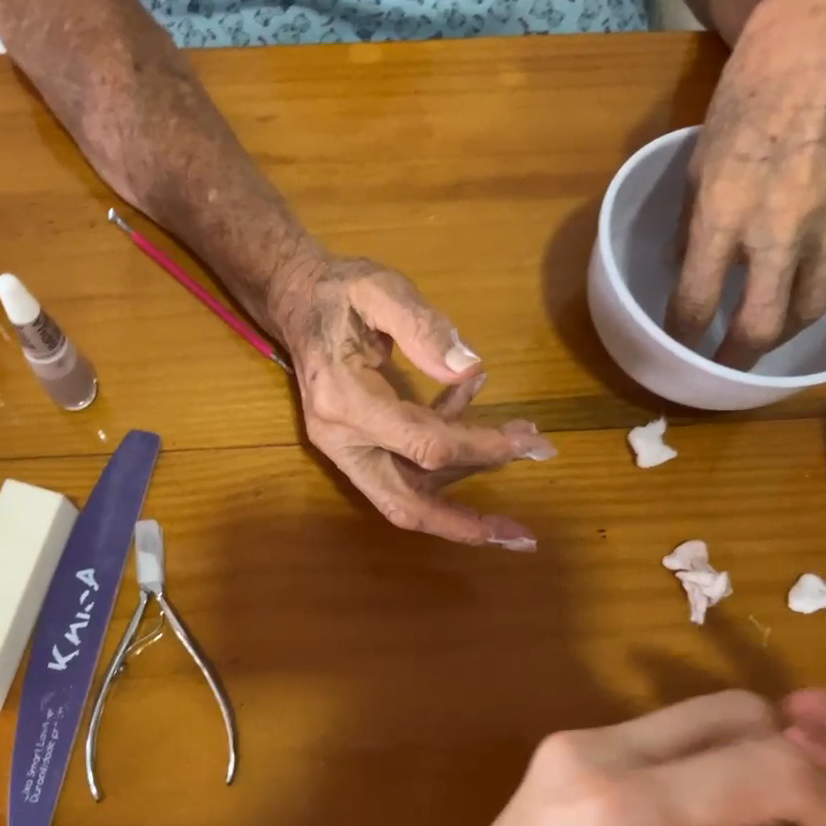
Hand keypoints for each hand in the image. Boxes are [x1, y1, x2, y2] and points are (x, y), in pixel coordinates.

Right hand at [266, 252, 554, 549]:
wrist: (295, 299)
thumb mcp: (379, 289)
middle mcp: (342, 440)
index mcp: (345, 402)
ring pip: (409, 491)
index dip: (480, 448)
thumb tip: (467, 368)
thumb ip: (422, 326)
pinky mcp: (357, 445)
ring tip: (524, 442)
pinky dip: (446, 446)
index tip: (531, 441)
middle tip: (522, 536)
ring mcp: (346, 448)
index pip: (423, 445)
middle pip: (404, 505)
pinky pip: (406, 463)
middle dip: (464, 524)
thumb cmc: (337, 290)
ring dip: (467, 476)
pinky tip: (472, 396)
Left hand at [419, 692, 825, 825]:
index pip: (768, 769)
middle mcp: (599, 751)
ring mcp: (579, 743)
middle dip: (810, 772)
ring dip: (763, 772)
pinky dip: (717, 778)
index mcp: (626, 809)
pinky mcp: (571, 753)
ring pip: (703, 722)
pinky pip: (667, 742)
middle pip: (738, 717)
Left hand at [668, 0, 825, 368]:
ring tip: (757, 345)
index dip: (682, 334)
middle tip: (718, 371)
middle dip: (734, 357)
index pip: (697, 301)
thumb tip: (684, 268)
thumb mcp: (698, 164)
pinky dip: (808, 297)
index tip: (674, 347)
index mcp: (725, 216)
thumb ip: (692, 224)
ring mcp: (824, 225)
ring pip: (807, 309)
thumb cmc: (747, 100)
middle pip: (760, 325)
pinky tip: (791, 300)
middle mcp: (777, 231)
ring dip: (779, 337)